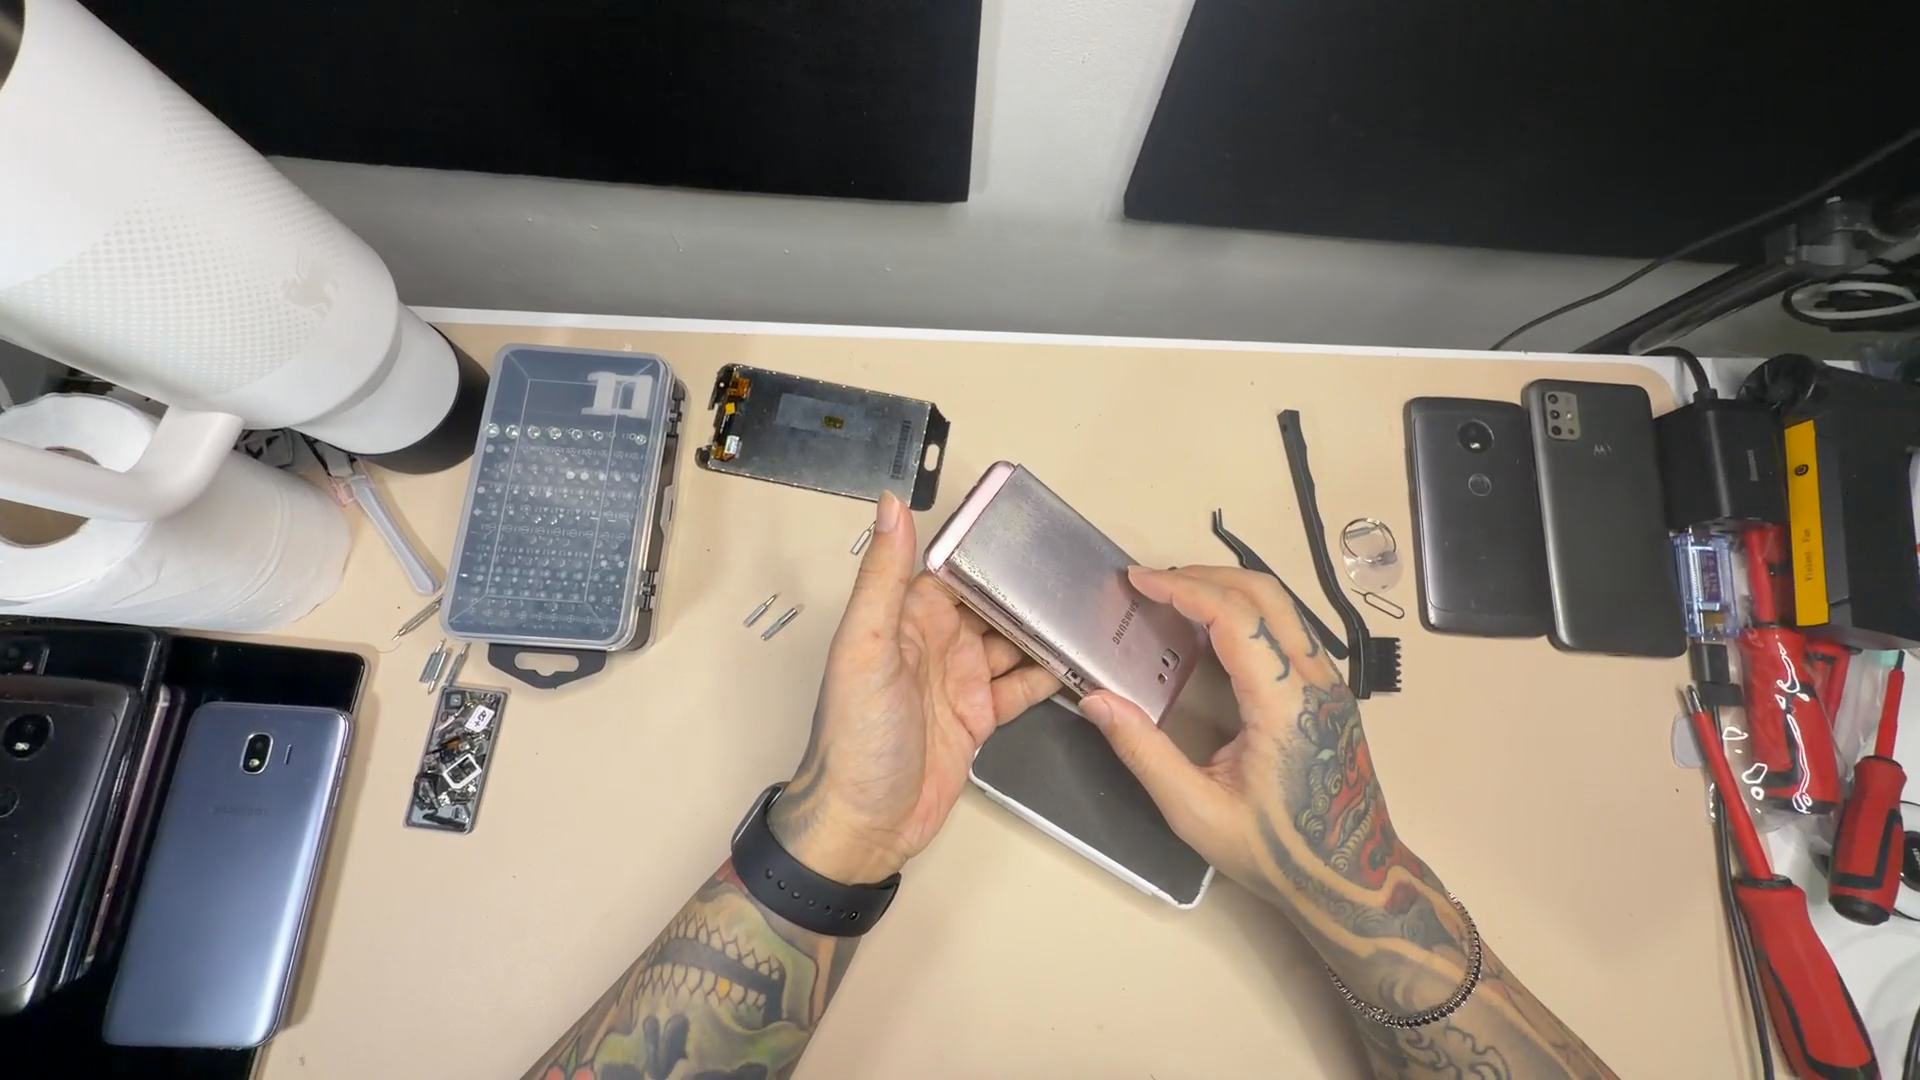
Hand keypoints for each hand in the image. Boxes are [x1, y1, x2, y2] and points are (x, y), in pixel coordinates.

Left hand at [768, 492, 1060, 884]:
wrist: (865, 825)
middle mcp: (936, 642)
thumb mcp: (866, 649)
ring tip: (1087, 611)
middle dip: (1026, 588)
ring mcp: (960, 680)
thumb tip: (891, 505)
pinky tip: (1077, 664)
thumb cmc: (856, 737)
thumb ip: (883, 578)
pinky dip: (1048, 675)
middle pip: (990, 603)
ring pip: (1011, 641)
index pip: (953, 568)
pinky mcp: (979, 716)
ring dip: (1043, 629)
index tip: (1029, 525)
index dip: (987, 548)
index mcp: (907, 618)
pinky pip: (1020, 686)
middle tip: (1076, 570)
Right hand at [1079, 566, 1427, 917]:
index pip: (1236, 617)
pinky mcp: (1327, 691)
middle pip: (1264, 593)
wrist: (1353, 881)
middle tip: (1151, 583)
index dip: (1183, 588)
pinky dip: (1242, 611)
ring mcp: (1328, 684)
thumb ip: (1143, 752)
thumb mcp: (1196, 811)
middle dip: (1203, 575)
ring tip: (1173, 598)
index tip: (1139, 581)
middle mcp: (1315, 682)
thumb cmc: (1279, 852)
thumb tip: (1096, 702)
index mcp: (1285, 705)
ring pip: (1280, 605)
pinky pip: (1285, 628)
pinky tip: (1207, 631)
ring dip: (1224, 589)